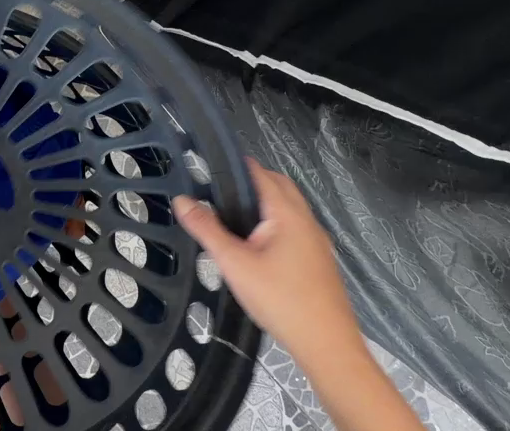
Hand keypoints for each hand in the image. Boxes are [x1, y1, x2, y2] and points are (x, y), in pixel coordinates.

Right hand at [174, 159, 360, 365]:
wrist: (327, 347)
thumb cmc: (280, 300)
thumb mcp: (235, 264)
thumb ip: (207, 230)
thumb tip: (182, 200)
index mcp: (288, 215)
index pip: (261, 174)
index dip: (236, 164)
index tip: (209, 162)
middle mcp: (307, 222)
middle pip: (280, 186)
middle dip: (253, 179)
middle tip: (220, 188)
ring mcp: (318, 243)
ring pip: (291, 207)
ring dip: (266, 200)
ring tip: (233, 214)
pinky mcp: (320, 261)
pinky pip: (296, 226)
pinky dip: (276, 220)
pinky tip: (258, 243)